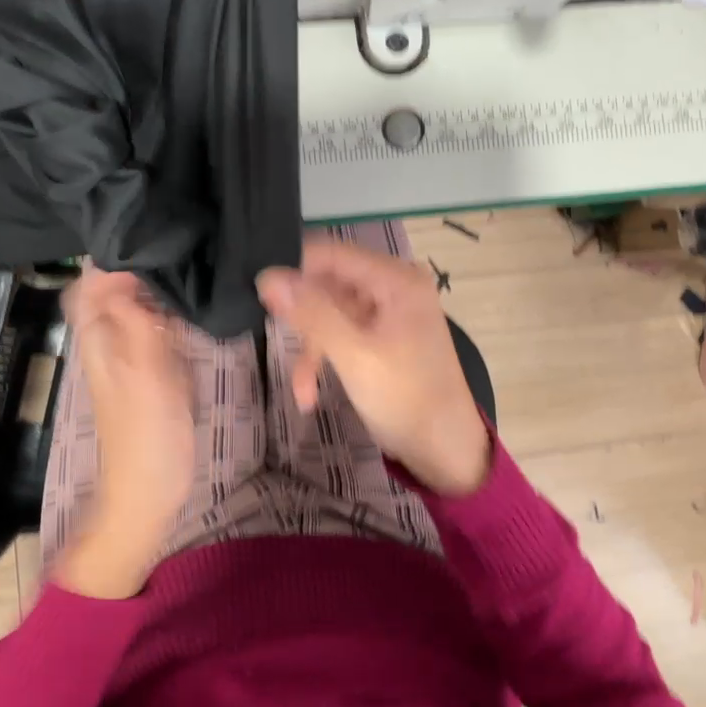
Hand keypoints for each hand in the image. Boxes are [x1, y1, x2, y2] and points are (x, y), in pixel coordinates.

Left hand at [56, 269, 195, 597]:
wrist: (150, 490)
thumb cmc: (146, 432)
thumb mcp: (143, 369)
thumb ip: (135, 319)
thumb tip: (126, 267)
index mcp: (97, 336)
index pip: (93, 278)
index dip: (115, 254)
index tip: (153, 236)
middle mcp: (108, 338)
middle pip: (113, 287)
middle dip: (140, 264)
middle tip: (181, 245)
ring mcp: (129, 353)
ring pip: (136, 304)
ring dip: (157, 286)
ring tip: (192, 265)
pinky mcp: (151, 368)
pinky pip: (155, 327)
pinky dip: (170, 312)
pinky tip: (194, 305)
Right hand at [257, 238, 491, 495]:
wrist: (445, 452)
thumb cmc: (405, 398)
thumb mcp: (353, 355)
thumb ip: (311, 313)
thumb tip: (267, 277)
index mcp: (395, 279)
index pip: (331, 254)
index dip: (294, 270)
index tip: (260, 296)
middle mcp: (393, 287)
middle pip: (327, 286)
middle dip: (303, 322)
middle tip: (276, 342)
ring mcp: (388, 314)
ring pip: (329, 315)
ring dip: (311, 351)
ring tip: (302, 390)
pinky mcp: (381, 339)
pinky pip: (341, 336)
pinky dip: (325, 361)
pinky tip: (310, 395)